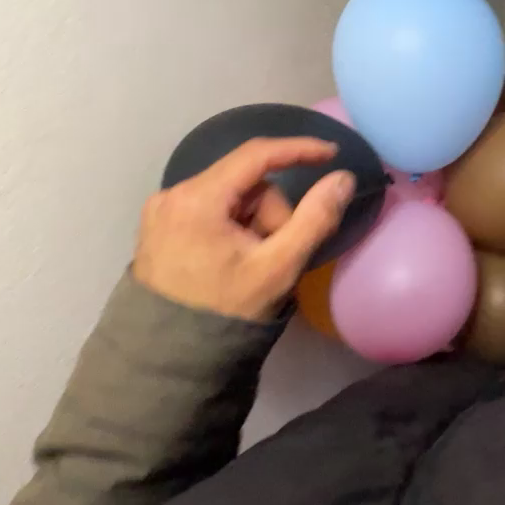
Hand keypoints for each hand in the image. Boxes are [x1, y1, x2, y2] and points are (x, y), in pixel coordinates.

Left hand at [133, 137, 353, 321]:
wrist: (169, 355)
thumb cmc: (226, 309)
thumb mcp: (278, 267)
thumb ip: (315, 219)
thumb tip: (342, 178)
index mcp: (197, 200)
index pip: (256, 155)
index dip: (298, 149)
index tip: (332, 154)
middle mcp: (173, 195)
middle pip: (246, 181)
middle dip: (272, 211)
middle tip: (278, 250)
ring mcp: (163, 210)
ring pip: (232, 195)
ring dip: (255, 220)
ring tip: (255, 259)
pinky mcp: (161, 225)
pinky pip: (214, 208)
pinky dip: (235, 225)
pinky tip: (237, 255)